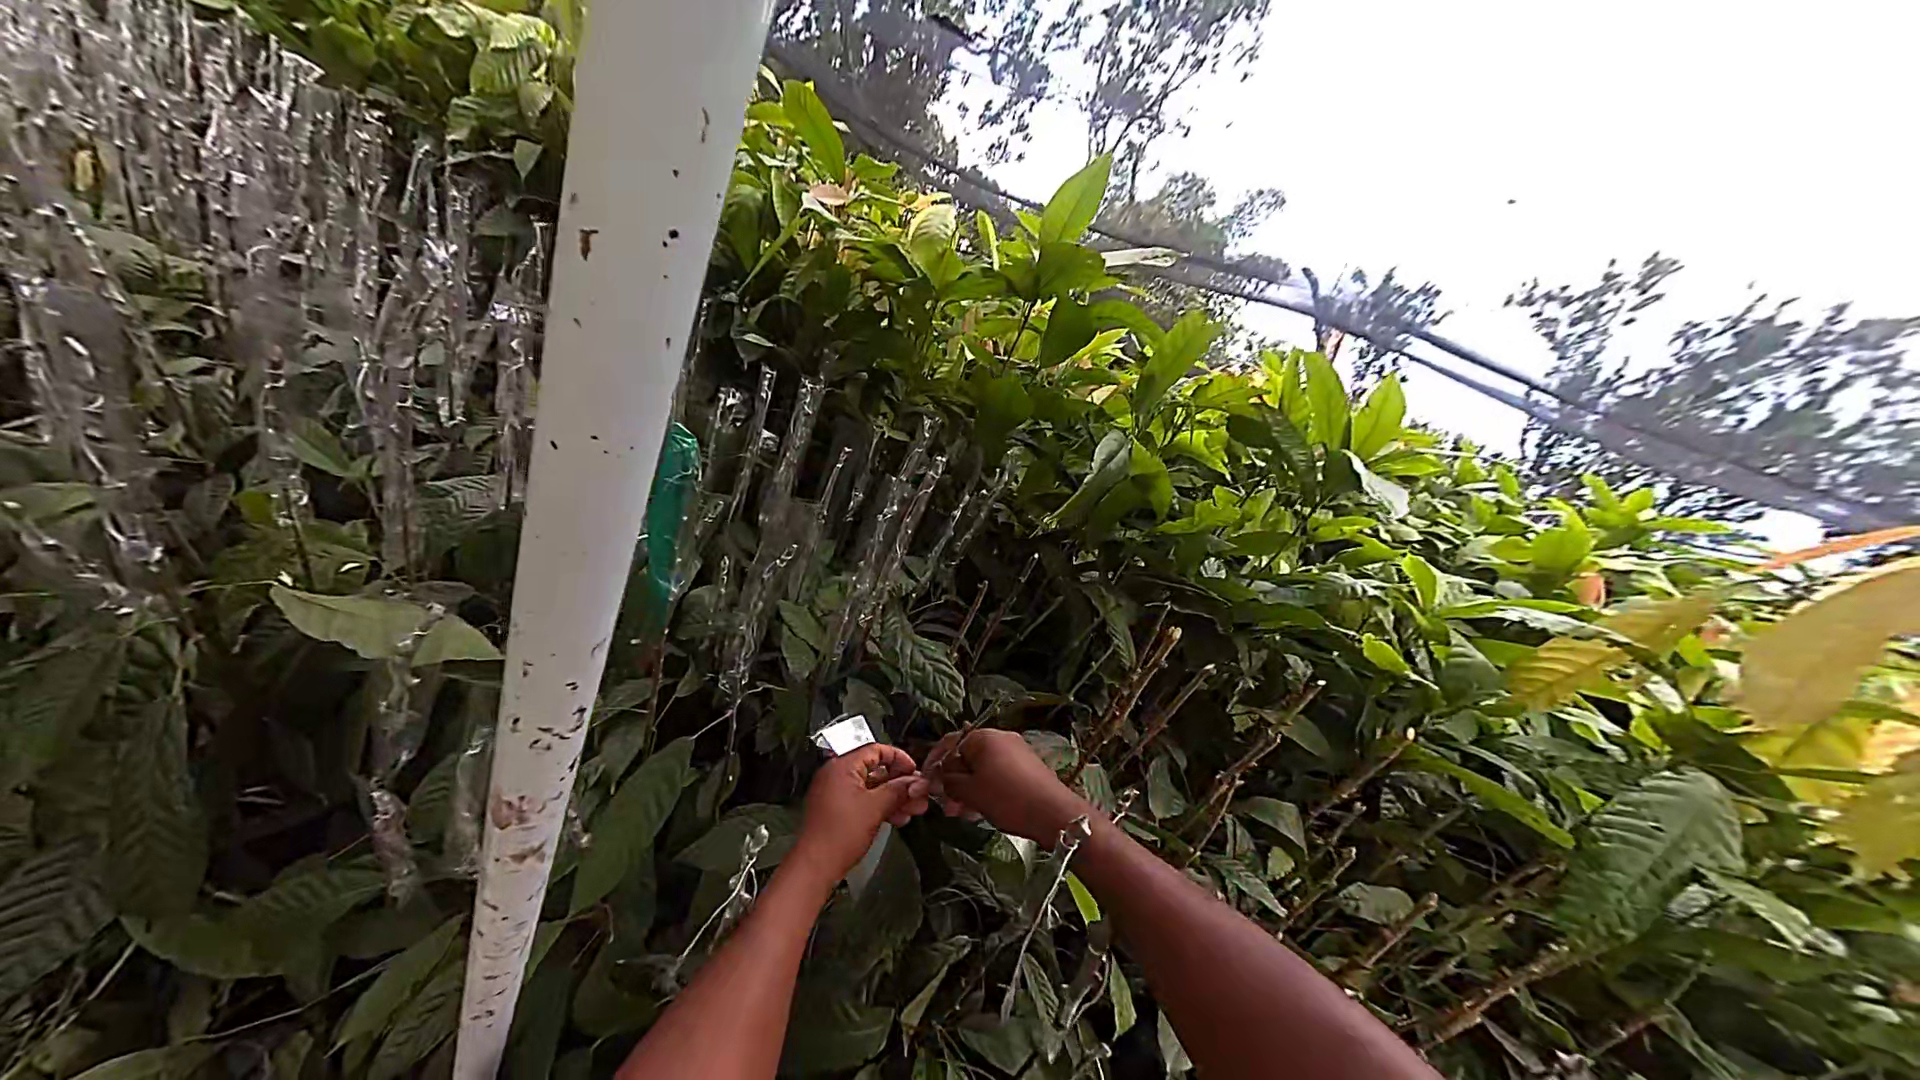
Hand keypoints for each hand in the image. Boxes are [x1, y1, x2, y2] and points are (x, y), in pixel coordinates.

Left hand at [788, 744, 930, 882]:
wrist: (816, 866)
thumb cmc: (836, 836)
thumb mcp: (876, 807)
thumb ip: (898, 790)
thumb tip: (914, 782)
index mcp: (842, 766)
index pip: (876, 750)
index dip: (899, 758)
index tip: (913, 771)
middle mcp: (835, 775)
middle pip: (875, 769)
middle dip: (899, 783)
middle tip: (916, 792)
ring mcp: (834, 793)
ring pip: (871, 787)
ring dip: (893, 797)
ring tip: (911, 808)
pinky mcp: (835, 809)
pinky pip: (862, 800)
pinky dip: (879, 806)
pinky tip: (895, 817)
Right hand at [926, 728, 1094, 845]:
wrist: (1054, 813)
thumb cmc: (1008, 798)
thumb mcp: (970, 792)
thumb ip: (948, 782)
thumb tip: (937, 778)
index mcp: (984, 737)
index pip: (949, 743)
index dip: (934, 764)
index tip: (925, 784)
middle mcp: (1000, 738)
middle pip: (966, 756)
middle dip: (952, 781)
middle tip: (945, 804)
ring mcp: (1015, 752)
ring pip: (982, 768)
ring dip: (968, 789)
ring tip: (961, 812)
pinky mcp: (1026, 768)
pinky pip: (997, 774)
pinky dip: (985, 789)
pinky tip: (980, 810)